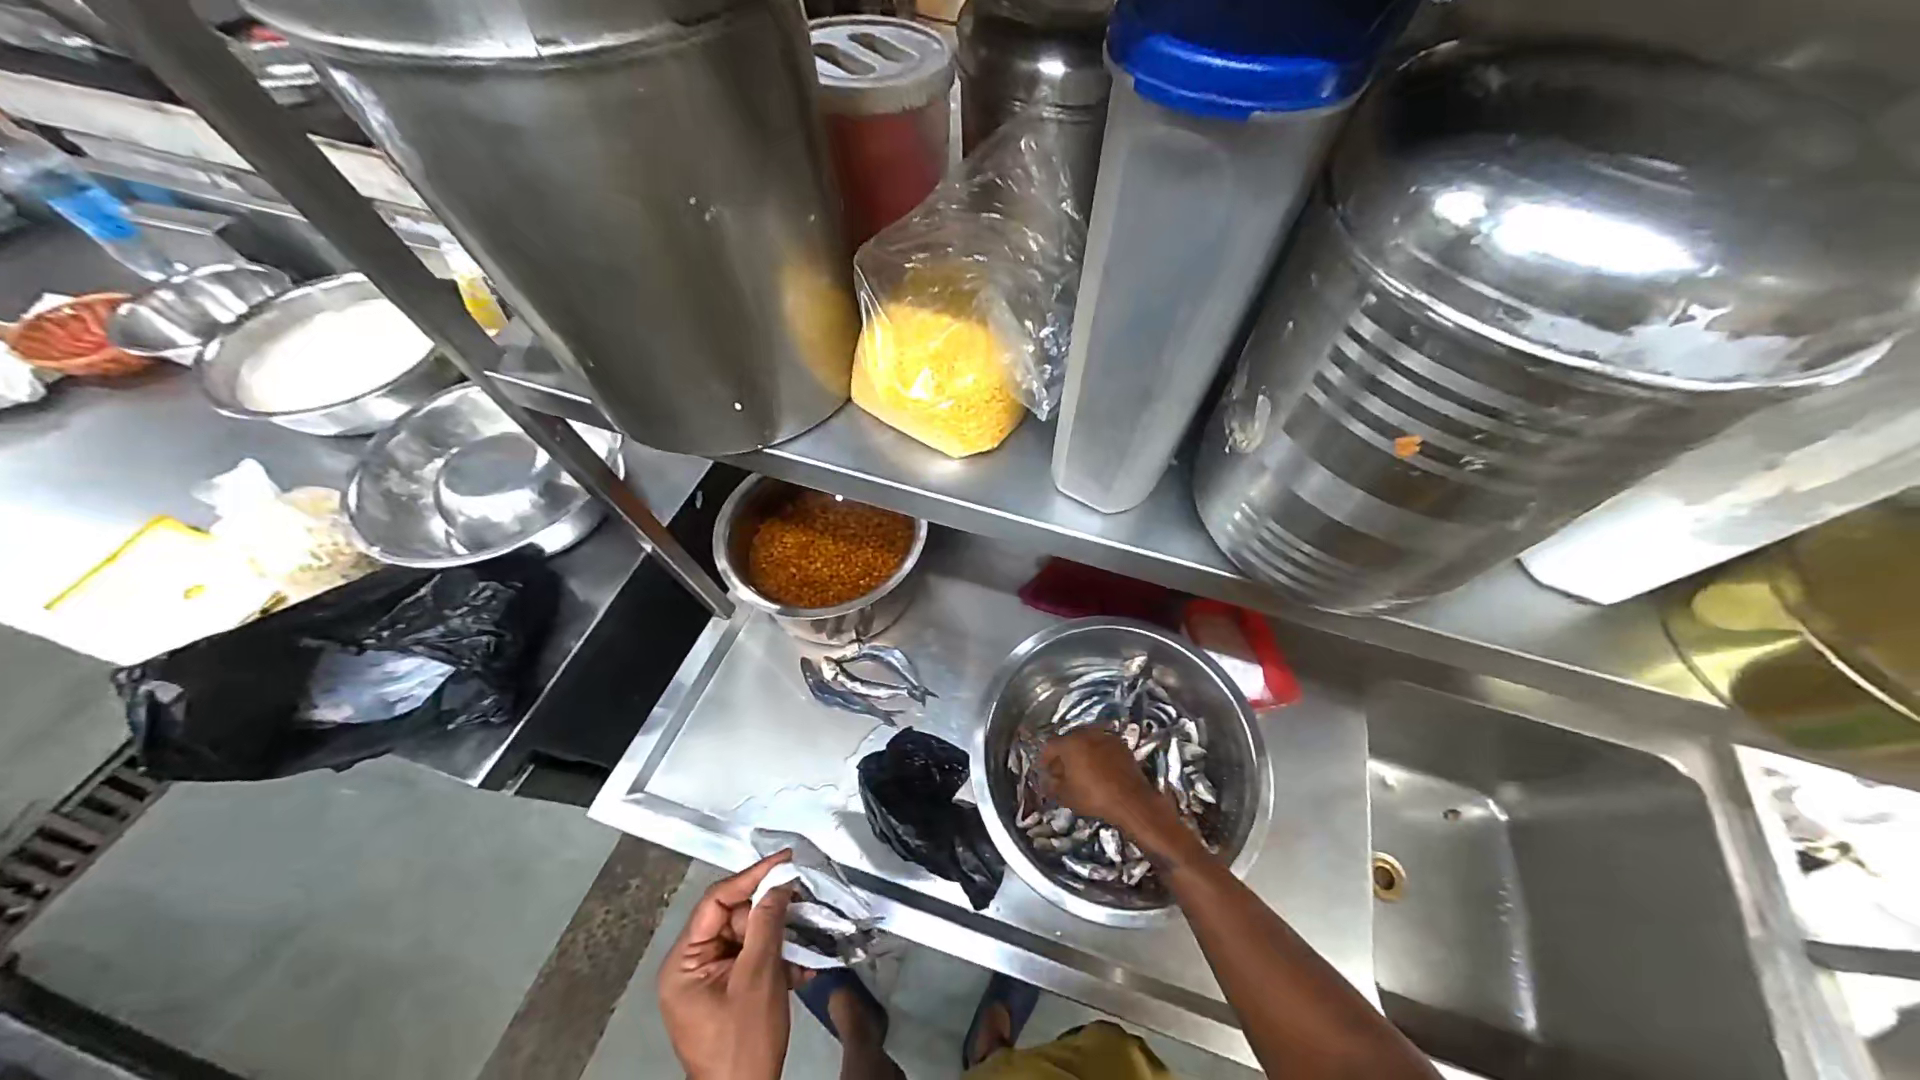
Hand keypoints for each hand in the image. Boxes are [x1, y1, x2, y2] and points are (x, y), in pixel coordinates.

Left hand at [658, 850, 796, 1079]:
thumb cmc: (744, 1041)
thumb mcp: (759, 977)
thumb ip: (767, 924)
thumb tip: (780, 884)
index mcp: (683, 962)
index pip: (716, 901)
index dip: (751, 877)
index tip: (784, 860)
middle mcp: (690, 967)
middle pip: (733, 918)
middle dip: (770, 912)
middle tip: (803, 901)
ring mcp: (708, 982)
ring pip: (747, 939)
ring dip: (779, 939)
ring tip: (807, 935)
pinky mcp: (726, 994)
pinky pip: (751, 961)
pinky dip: (776, 961)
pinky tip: (802, 967)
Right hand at [1038, 729, 1176, 842]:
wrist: (1131, 800)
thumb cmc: (1094, 797)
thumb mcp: (1066, 795)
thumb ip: (1052, 785)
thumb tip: (1049, 780)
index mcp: (1069, 743)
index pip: (1050, 746)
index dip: (1045, 759)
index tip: (1045, 770)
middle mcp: (1087, 734)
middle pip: (1069, 741)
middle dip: (1063, 755)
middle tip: (1061, 770)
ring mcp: (1106, 737)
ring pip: (1087, 742)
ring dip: (1081, 753)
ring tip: (1080, 770)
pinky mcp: (1121, 745)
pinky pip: (1102, 746)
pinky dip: (1097, 754)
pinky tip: (1099, 769)